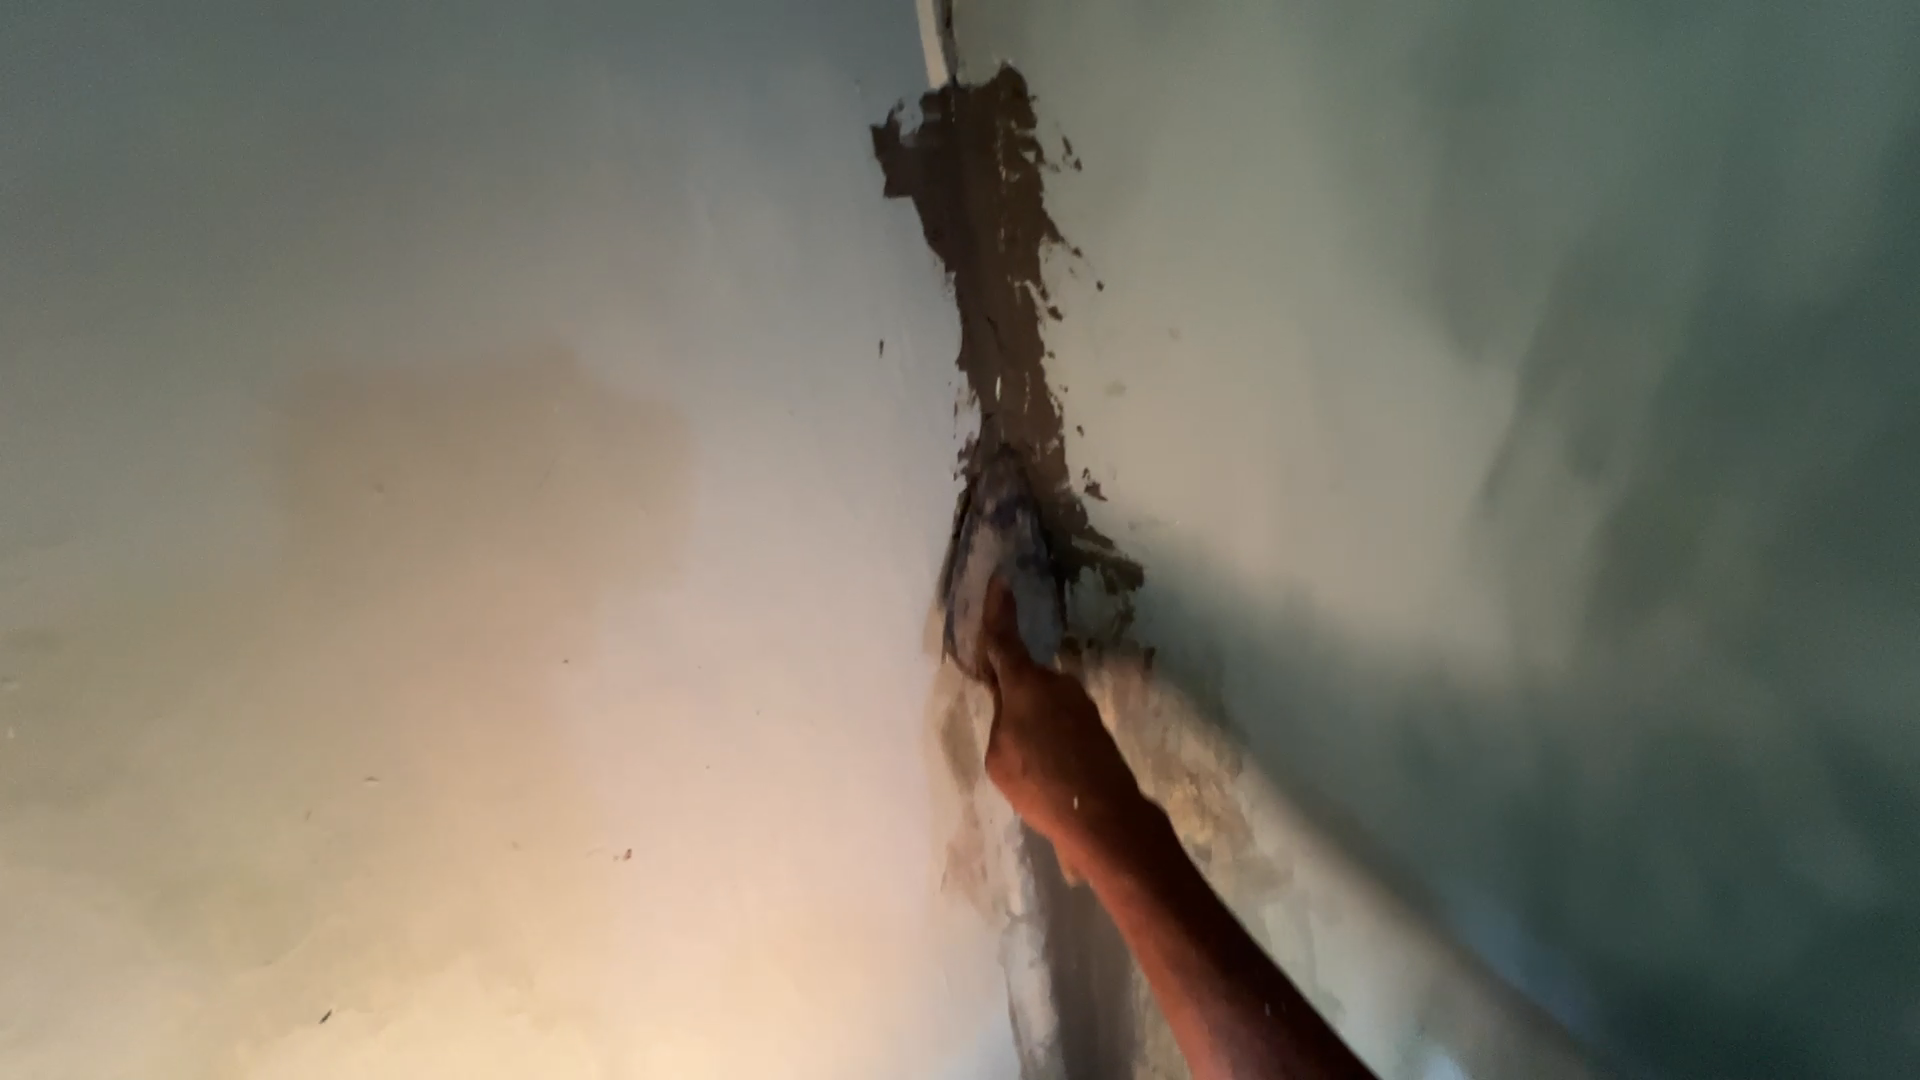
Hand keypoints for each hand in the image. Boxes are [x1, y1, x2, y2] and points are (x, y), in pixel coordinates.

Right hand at [979, 576, 1147, 855]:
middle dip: (1012, 697)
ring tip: (1032, 766)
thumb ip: (1002, 721)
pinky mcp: (1095, 724)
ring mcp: (1080, 703)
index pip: (1004, 640)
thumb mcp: (999, 755)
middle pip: (1024, 679)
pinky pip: (1061, 721)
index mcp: (1025, 684)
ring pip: (1043, 702)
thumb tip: (1014, 710)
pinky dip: (1052, 738)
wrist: (1103, 816)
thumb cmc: (1039, 784)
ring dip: (1034, 722)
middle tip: (1008, 737)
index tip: (1000, 580)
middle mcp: (1056, 683)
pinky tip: (1052, 772)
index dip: (999, 610)